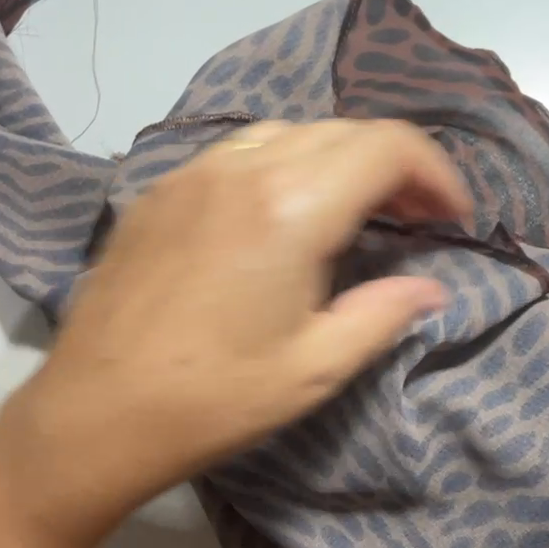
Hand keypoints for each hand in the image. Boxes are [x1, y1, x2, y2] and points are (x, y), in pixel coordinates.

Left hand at [0, 119, 472, 547]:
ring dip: (332, 163)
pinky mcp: (155, 195)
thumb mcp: (313, 369)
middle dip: (391, 167)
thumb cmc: (212, 400)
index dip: (436, 173)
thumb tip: (431, 288)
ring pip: (284, 136)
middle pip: (340, 132)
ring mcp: (189, 175)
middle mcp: (240, 169)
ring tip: (350, 215)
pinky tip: (275, 218)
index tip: (453, 218)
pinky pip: (232, 158)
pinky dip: (276, 170)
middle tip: (413, 219)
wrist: (96, 414)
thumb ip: (382, 315)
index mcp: (290, 205)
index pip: (387, 146)